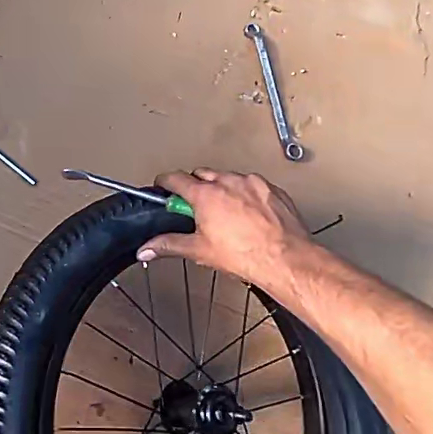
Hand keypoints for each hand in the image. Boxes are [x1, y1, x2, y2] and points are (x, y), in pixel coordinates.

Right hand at [136, 170, 313, 291]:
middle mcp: (228, 182)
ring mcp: (252, 183)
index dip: (165, 183)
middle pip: (202, 175)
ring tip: (225, 214)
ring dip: (222, 189)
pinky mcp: (271, 189)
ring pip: (228, 178)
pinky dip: (245, 194)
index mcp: (206, 194)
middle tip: (195, 209)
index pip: (175, 178)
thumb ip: (168, 244)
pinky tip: (247, 215)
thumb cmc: (247, 254)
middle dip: (195, 187)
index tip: (163, 187)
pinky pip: (252, 185)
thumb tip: (148, 249)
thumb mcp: (199, 251)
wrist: (285, 258)